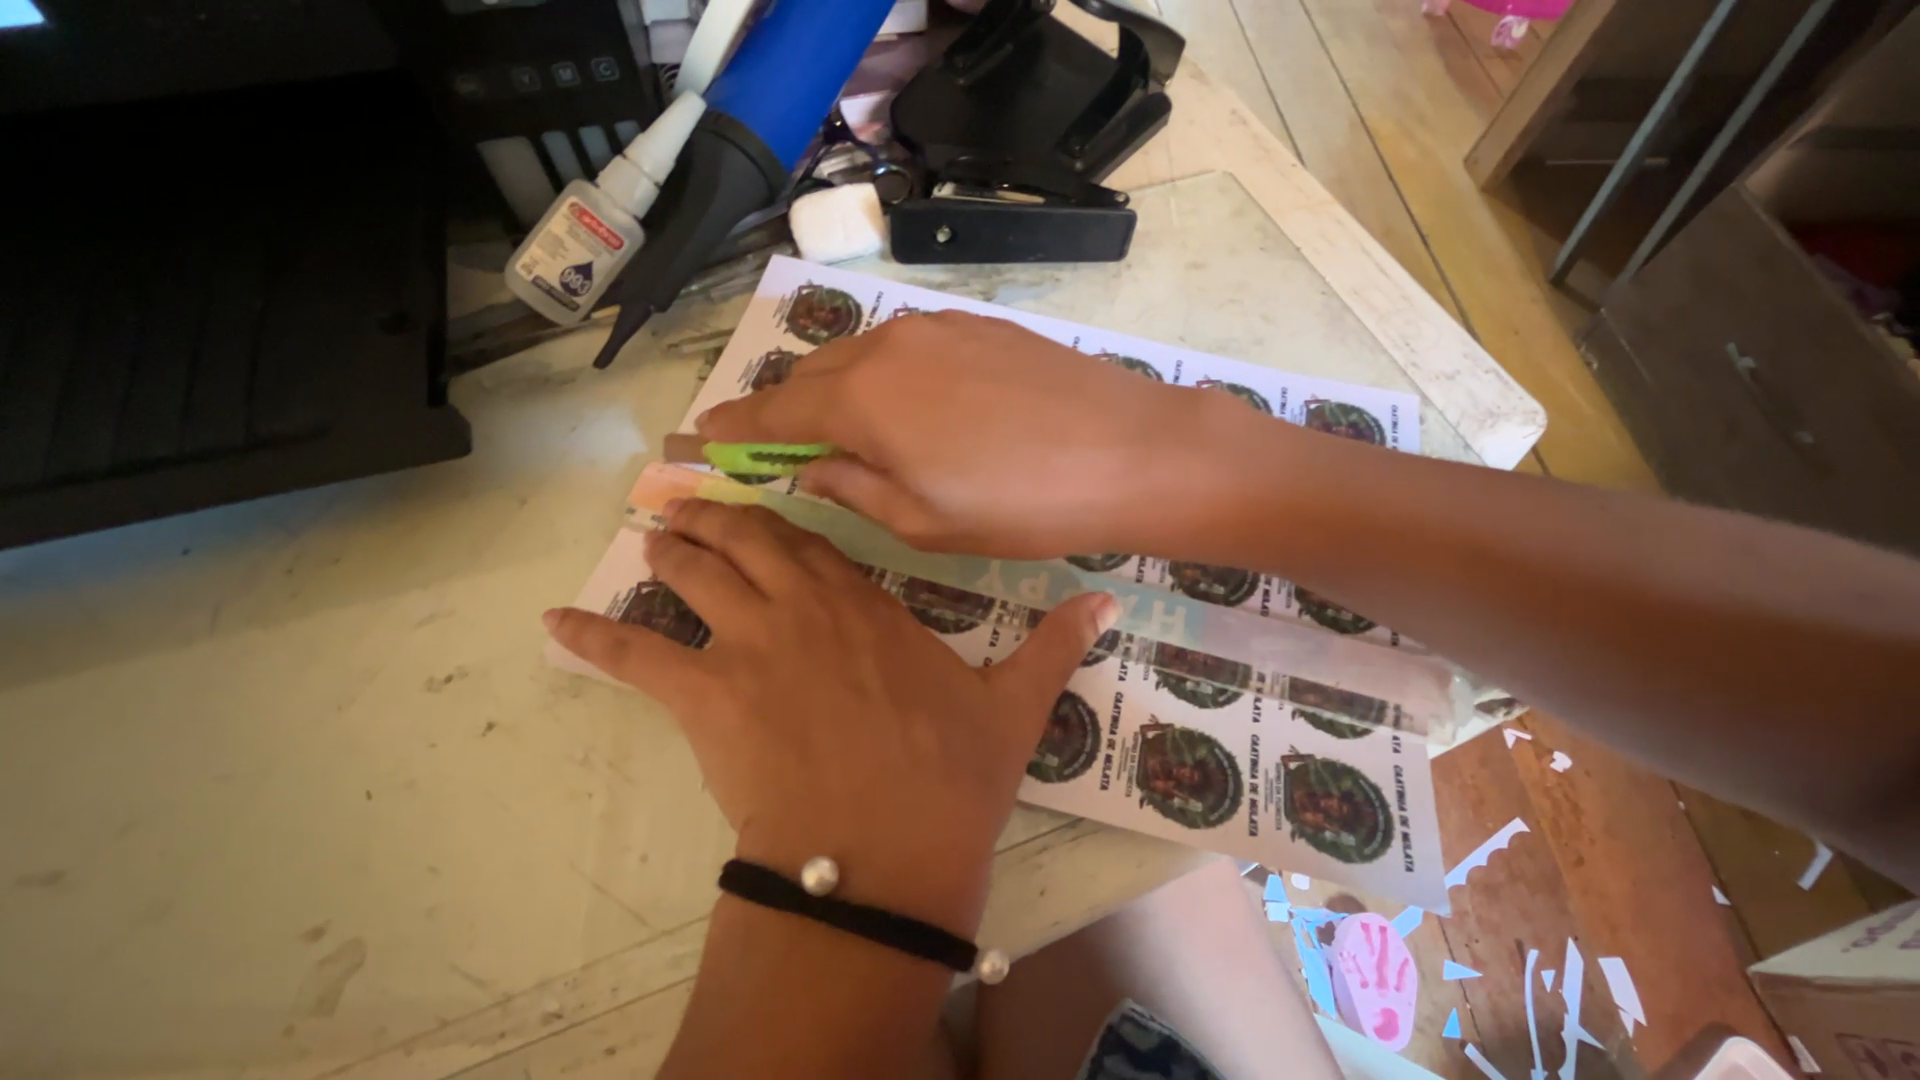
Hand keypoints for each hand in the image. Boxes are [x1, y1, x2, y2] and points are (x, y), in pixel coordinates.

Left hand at [545, 500, 1118, 934]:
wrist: (885, 852)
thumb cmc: (949, 778)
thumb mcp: (1014, 708)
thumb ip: (1055, 646)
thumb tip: (1107, 603)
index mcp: (868, 606)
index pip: (816, 544)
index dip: (784, 521)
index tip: (763, 503)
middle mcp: (804, 609)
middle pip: (748, 546)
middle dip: (717, 520)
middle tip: (688, 501)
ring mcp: (749, 648)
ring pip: (695, 579)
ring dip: (669, 553)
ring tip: (650, 533)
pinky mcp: (705, 697)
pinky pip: (635, 659)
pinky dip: (592, 638)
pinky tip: (552, 624)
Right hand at [696, 312, 1250, 557]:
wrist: (1131, 452)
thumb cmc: (1022, 504)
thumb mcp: (922, 520)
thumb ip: (851, 486)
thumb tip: (808, 466)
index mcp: (863, 398)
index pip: (771, 411)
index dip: (731, 430)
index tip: (698, 443)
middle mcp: (887, 346)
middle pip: (811, 376)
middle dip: (784, 412)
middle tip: (775, 451)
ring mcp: (935, 326)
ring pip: (860, 358)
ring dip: (838, 393)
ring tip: (844, 435)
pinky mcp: (977, 324)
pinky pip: (906, 348)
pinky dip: (885, 377)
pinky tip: (909, 409)